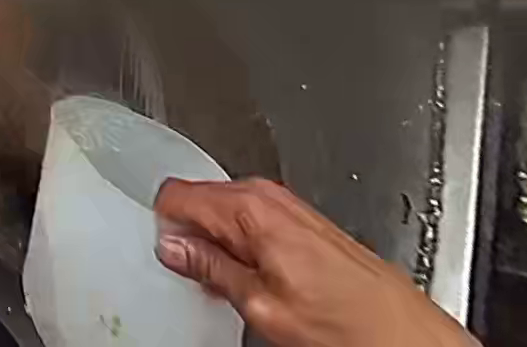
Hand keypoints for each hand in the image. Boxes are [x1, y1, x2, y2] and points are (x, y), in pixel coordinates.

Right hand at [155, 179, 477, 346]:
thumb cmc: (360, 333)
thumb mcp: (265, 307)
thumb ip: (208, 268)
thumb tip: (170, 246)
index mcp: (247, 205)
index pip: (174, 195)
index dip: (166, 227)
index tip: (176, 258)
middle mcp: (266, 194)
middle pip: (198, 199)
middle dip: (195, 235)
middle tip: (210, 279)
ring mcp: (289, 206)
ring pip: (224, 210)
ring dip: (221, 242)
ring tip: (243, 285)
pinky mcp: (307, 222)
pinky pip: (253, 220)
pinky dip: (246, 245)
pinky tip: (266, 279)